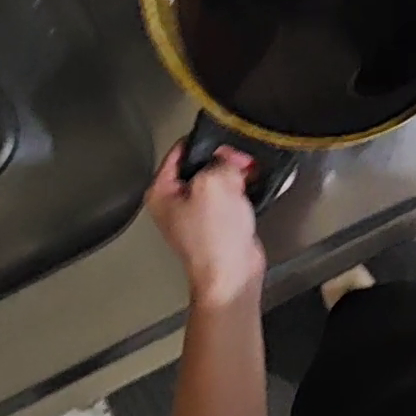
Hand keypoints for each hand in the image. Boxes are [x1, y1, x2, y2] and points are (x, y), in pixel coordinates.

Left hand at [146, 143, 265, 309]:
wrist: (232, 275)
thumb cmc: (214, 238)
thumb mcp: (214, 184)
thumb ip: (220, 161)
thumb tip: (229, 158)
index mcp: (162, 192)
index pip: (179, 151)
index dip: (204, 142)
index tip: (224, 140)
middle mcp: (175, 203)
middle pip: (199, 165)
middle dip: (223, 160)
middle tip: (239, 161)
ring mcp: (197, 214)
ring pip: (217, 180)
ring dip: (235, 175)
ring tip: (248, 174)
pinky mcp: (218, 223)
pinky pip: (230, 196)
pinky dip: (242, 190)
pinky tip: (253, 188)